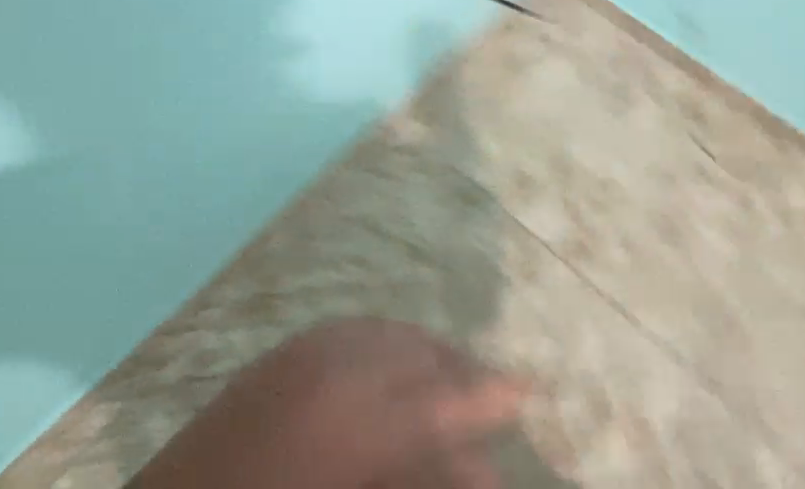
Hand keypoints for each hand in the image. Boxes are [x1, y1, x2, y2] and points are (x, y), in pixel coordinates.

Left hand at [129, 318, 528, 488]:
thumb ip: (422, 477)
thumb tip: (482, 472)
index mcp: (358, 421)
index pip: (442, 401)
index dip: (487, 396)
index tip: (527, 391)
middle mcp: (334, 371)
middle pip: (418, 355)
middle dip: (459, 372)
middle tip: (489, 394)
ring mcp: (302, 354)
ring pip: (386, 334)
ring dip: (423, 354)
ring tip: (448, 379)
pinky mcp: (278, 353)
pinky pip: (348, 331)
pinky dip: (381, 342)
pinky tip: (393, 364)